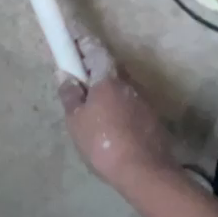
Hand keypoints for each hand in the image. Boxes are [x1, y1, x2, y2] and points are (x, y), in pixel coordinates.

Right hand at [58, 36, 175, 192]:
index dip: (80, 41)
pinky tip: (111, 124)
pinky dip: (119, 106)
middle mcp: (129, 82)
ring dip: (107, 89)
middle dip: (93, 68)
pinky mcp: (152, 119)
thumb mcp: (76, 120)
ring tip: (93, 108)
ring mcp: (144, 100)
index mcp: (108, 76)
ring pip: (121, 86)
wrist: (146, 174)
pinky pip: (130, 103)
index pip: (93, 46)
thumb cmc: (104, 142)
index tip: (69, 42)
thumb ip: (69, 94)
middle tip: (77, 79)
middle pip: (108, 66)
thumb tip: (65, 75)